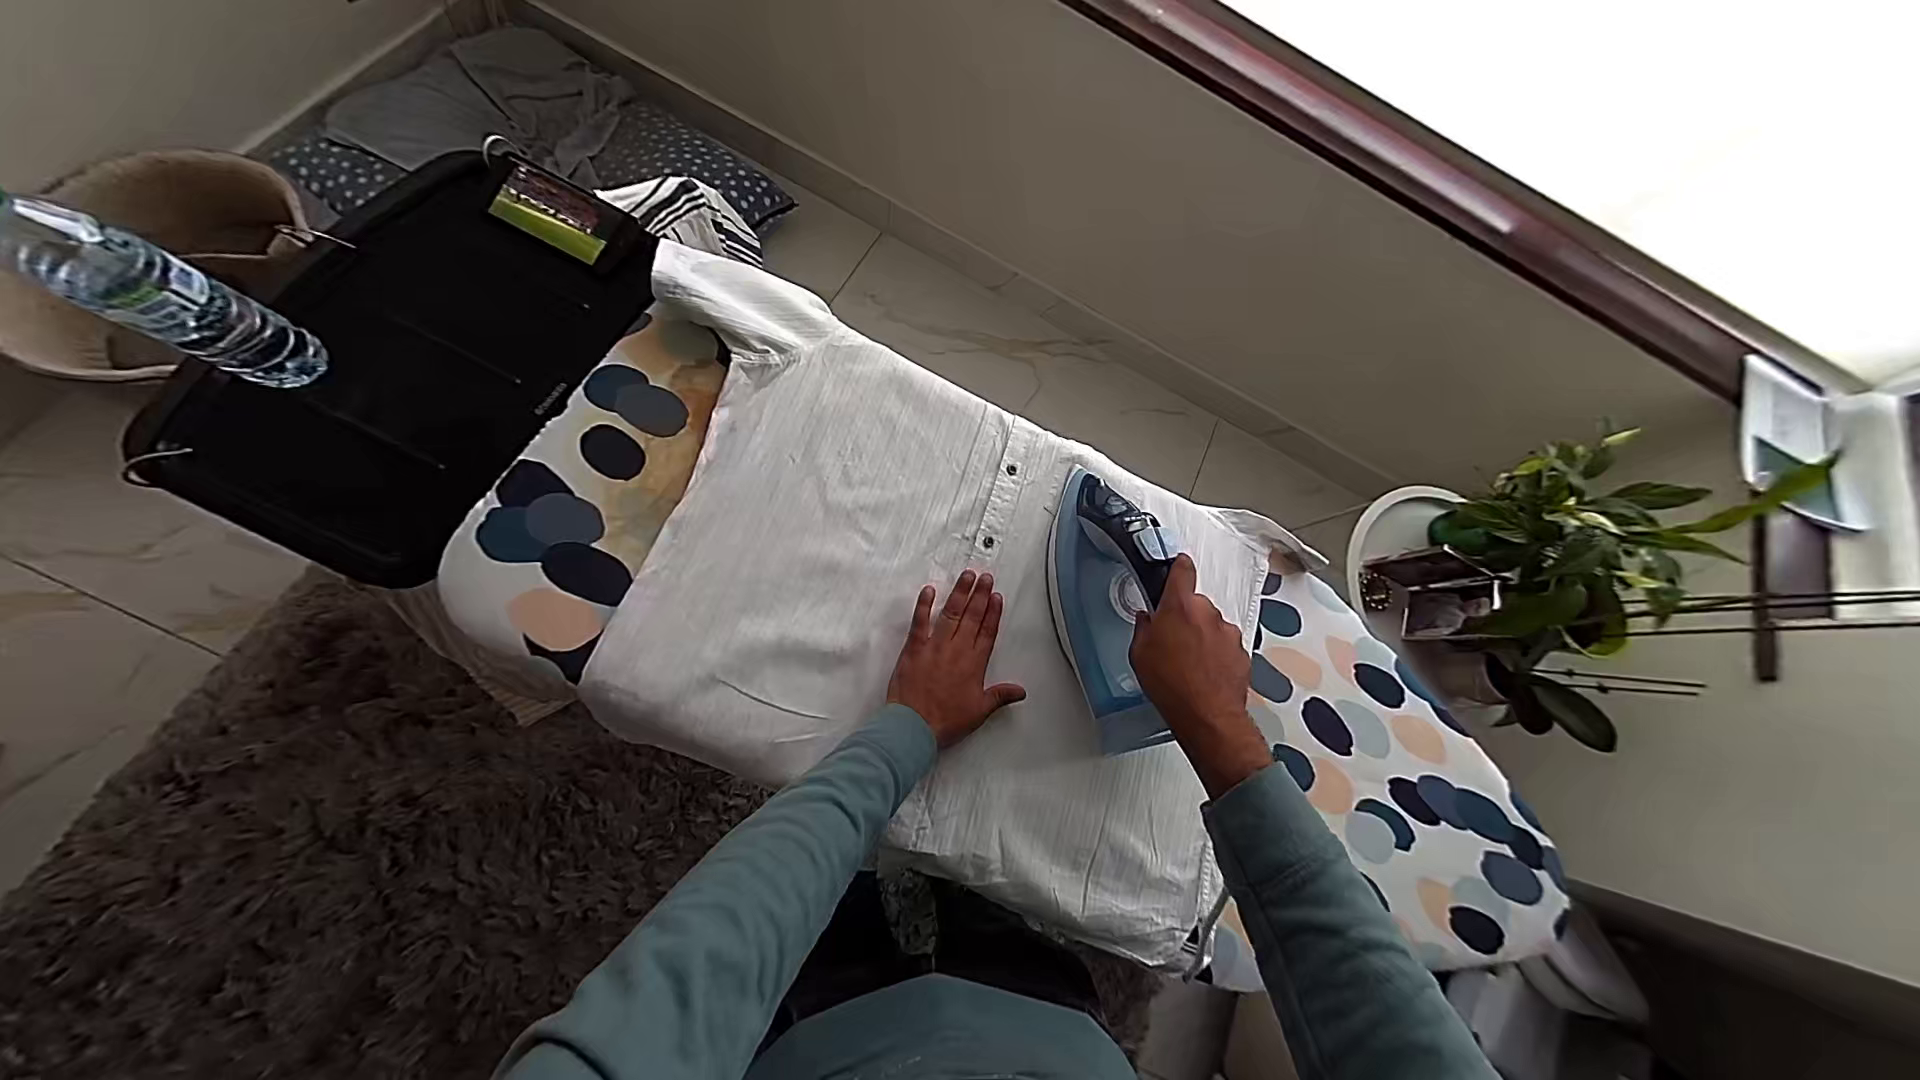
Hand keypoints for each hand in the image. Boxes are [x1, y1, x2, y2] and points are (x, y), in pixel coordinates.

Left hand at [888, 569, 1027, 747]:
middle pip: (973, 616)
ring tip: (967, 576)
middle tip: (986, 578)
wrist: (914, 726)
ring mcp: (935, 646)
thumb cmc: (944, 721)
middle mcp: (957, 650)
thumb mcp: (979, 711)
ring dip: (960, 593)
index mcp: (974, 664)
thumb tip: (1019, 692)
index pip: (987, 631)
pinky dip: (924, 605)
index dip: (993, 612)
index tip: (996, 597)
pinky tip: (930, 591)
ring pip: (951, 613)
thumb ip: (1000, 696)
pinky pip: (920, 621)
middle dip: (980, 594)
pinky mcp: (914, 648)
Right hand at [1129, 554, 1270, 797]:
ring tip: (1187, 661)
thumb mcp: (1139, 652)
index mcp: (1179, 606)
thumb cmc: (1171, 684)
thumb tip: (1147, 620)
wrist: (1206, 715)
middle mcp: (1207, 613)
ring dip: (1201, 636)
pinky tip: (1202, 671)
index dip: (1179, 565)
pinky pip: (1224, 645)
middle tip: (1171, 637)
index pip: (1183, 570)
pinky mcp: (1241, 652)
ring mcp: (1227, 633)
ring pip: (1211, 625)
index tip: (1178, 563)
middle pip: (1195, 603)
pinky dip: (1215, 653)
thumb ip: (1144, 627)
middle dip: (1184, 616)